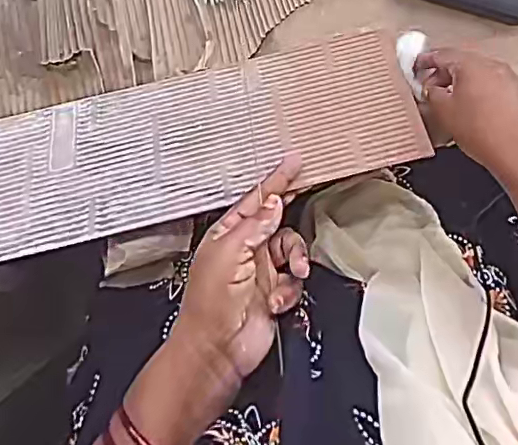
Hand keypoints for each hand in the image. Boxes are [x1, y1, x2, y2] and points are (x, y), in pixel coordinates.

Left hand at [172, 155, 308, 378]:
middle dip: (291, 213)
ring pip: (291, 247)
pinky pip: (295, 279)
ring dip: (296, 258)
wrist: (216, 355)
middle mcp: (246, 248)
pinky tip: (276, 300)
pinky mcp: (274, 292)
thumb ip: (255, 226)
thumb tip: (274, 202)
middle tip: (308, 196)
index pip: (257, 199)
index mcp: (229, 233)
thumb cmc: (209, 306)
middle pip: (277, 219)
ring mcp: (261, 270)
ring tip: (294, 269)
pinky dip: (291, 288)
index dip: (276, 179)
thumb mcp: (230, 254)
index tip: (293, 162)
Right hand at [414, 47, 517, 183]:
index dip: (426, 60)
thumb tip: (430, 90)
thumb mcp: (444, 112)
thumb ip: (431, 93)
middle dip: (444, 74)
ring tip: (454, 104)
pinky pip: (495, 87)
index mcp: (471, 64)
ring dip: (464, 85)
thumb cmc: (487, 134)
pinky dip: (482, 94)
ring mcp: (509, 78)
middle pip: (461, 62)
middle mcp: (492, 66)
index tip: (419, 65)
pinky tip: (477, 112)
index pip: (442, 54)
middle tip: (431, 87)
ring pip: (479, 75)